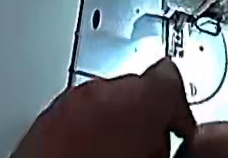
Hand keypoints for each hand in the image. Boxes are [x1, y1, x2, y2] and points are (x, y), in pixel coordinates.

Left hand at [11, 59, 197, 157]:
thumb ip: (168, 145)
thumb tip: (175, 146)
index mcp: (132, 98)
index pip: (170, 78)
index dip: (180, 108)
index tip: (182, 132)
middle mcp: (96, 90)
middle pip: (135, 89)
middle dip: (146, 119)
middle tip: (150, 153)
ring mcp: (67, 102)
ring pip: (105, 100)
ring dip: (117, 124)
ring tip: (122, 156)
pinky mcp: (45, 118)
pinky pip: (79, 114)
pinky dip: (90, 130)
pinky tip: (93, 156)